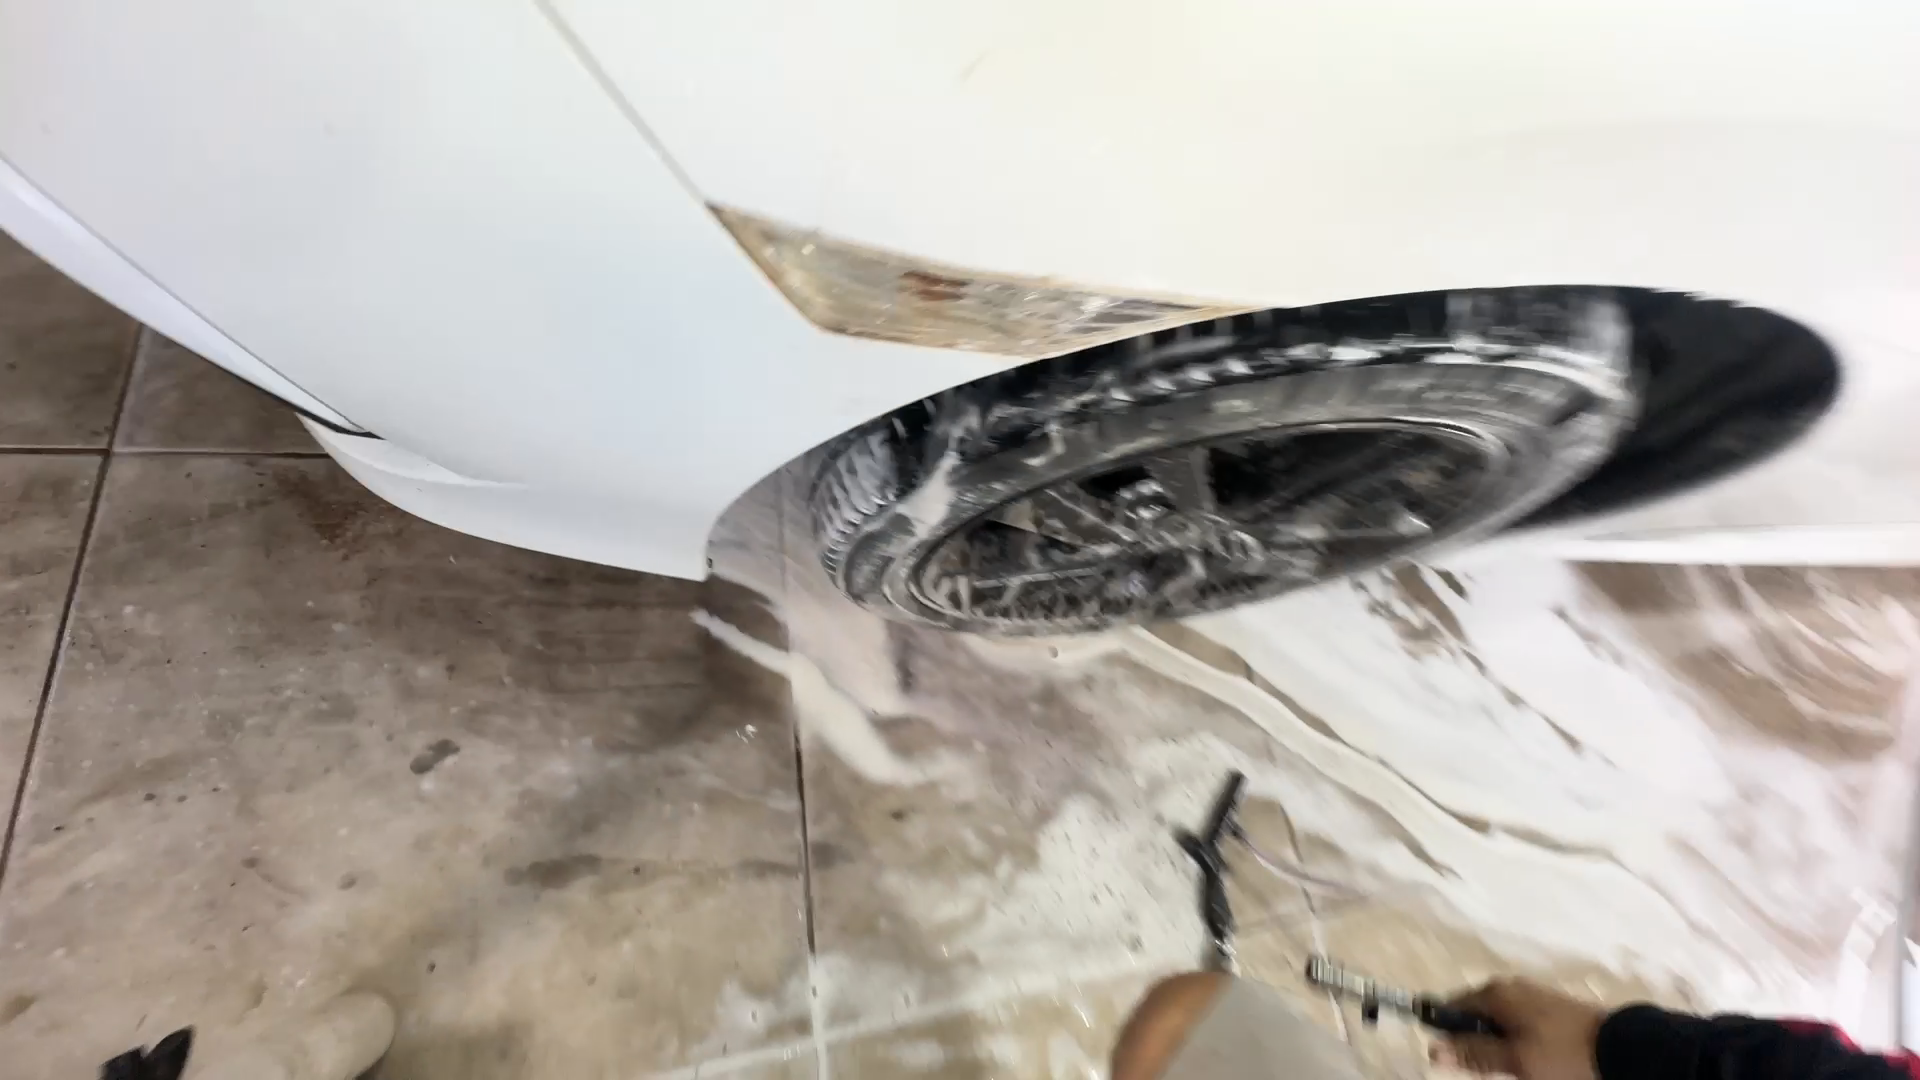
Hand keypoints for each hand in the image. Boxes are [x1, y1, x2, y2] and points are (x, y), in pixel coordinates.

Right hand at [1431, 977, 1605, 1079]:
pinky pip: (1523, 1022)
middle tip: (1493, 1069)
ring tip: (1517, 1067)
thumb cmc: (1564, 1055)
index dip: (1449, 1031)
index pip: (1453, 1007)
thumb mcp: (1516, 1061)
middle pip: (1478, 1014)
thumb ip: (1474, 1054)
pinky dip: (1521, 1039)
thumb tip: (1431, 1049)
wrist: (1628, 1051)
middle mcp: (1507, 986)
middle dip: (1479, 1040)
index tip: (1456, 1058)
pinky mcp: (1555, 1007)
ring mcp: (1534, 994)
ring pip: (1503, 1020)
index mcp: (1493, 993)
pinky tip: (1537, 1059)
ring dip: (1502, 1042)